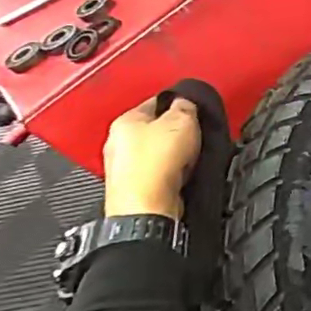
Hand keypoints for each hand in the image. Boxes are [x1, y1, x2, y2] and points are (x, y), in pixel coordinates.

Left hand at [102, 96, 200, 219]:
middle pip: (156, 128)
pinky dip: (171, 173)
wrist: (147, 208)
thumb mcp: (182, 121)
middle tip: (193, 135)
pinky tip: (179, 176)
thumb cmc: (155, 165)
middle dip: (177, 132)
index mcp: (124, 121)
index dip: (177, 104)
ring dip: (175, 155)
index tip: (192, 109)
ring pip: (158, 152)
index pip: (155, 102)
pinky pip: (158, 173)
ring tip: (188, 159)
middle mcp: (118, 143)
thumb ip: (185, 106)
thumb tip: (185, 104)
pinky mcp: (133, 187)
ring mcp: (123, 167)